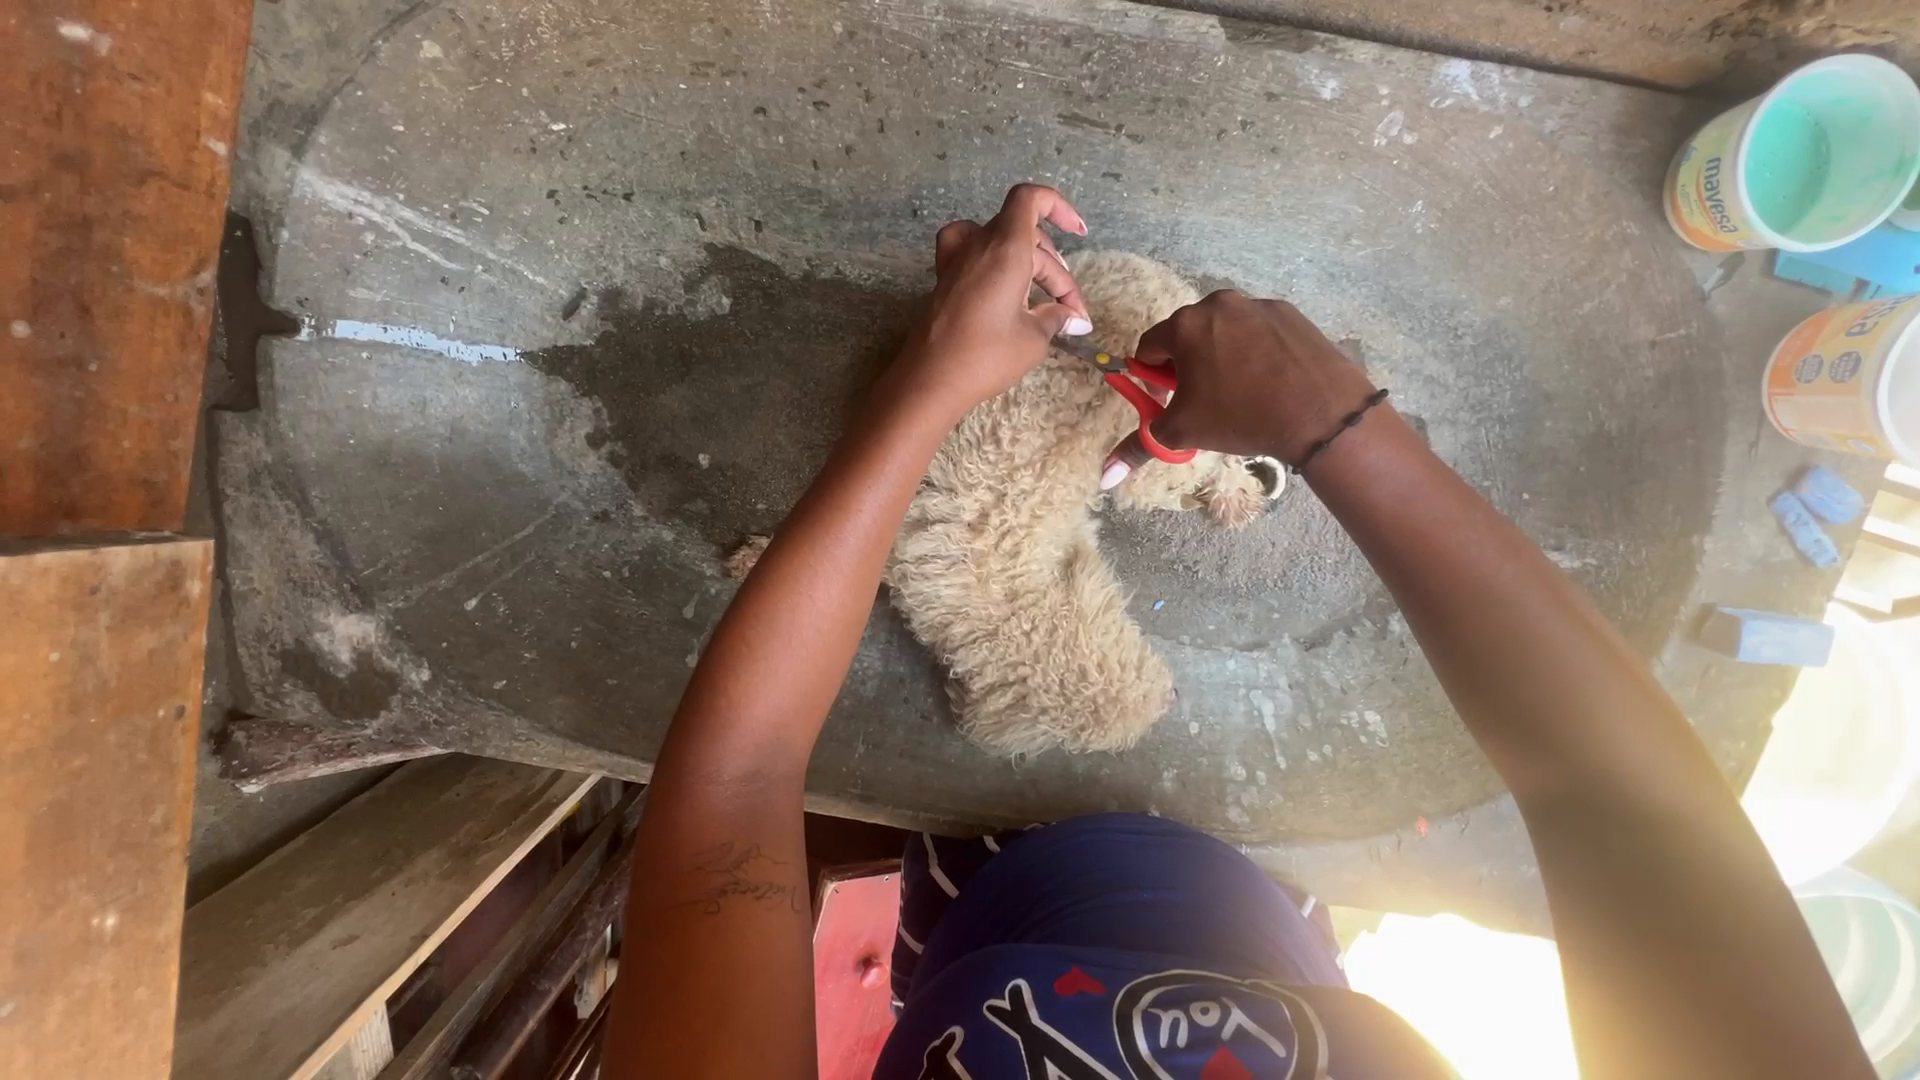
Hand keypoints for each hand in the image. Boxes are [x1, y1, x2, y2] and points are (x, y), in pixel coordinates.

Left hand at [886, 184, 1093, 416]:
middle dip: (1054, 271)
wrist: (930, 380)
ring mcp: (956, 262)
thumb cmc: (986, 357)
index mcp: (1006, 248)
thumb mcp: (1033, 340)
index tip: (1079, 234)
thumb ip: (1055, 319)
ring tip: (1043, 303)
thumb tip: (1072, 319)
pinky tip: (997, 281)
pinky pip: (971, 255)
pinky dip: (991, 262)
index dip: (1058, 207)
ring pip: (1002, 247)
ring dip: (1028, 268)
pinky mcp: (944, 281)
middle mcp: (979, 246)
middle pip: (1026, 237)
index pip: (1030, 200)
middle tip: (1069, 313)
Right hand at [1125, 290, 1375, 465]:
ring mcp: (1256, 304)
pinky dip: (1253, 353)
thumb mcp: (1183, 433)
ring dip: (1219, 357)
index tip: (1169, 400)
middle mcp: (1217, 304)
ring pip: (1223, 332)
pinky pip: (1257, 332)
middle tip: (1204, 400)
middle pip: (1186, 336)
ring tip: (1239, 393)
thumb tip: (1105, 477)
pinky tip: (1267, 382)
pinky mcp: (1289, 313)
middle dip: (1186, 366)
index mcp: (1184, 326)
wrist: (1320, 412)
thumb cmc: (1240, 417)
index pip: (1149, 348)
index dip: (1152, 378)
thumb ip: (1139, 447)